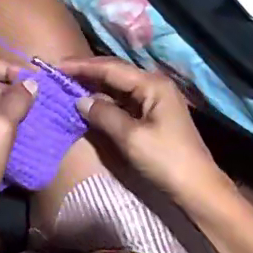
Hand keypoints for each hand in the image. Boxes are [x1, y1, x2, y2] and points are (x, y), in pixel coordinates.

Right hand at [60, 56, 233, 210]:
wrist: (196, 187)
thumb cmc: (166, 160)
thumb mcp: (131, 137)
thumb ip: (104, 115)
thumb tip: (80, 100)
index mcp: (152, 84)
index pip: (110, 68)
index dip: (81, 66)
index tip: (55, 65)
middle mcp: (154, 86)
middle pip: (115, 73)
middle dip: (86, 72)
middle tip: (58, 73)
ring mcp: (155, 101)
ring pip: (118, 88)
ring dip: (94, 87)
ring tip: (67, 86)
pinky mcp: (153, 117)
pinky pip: (124, 102)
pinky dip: (105, 102)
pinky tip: (89, 105)